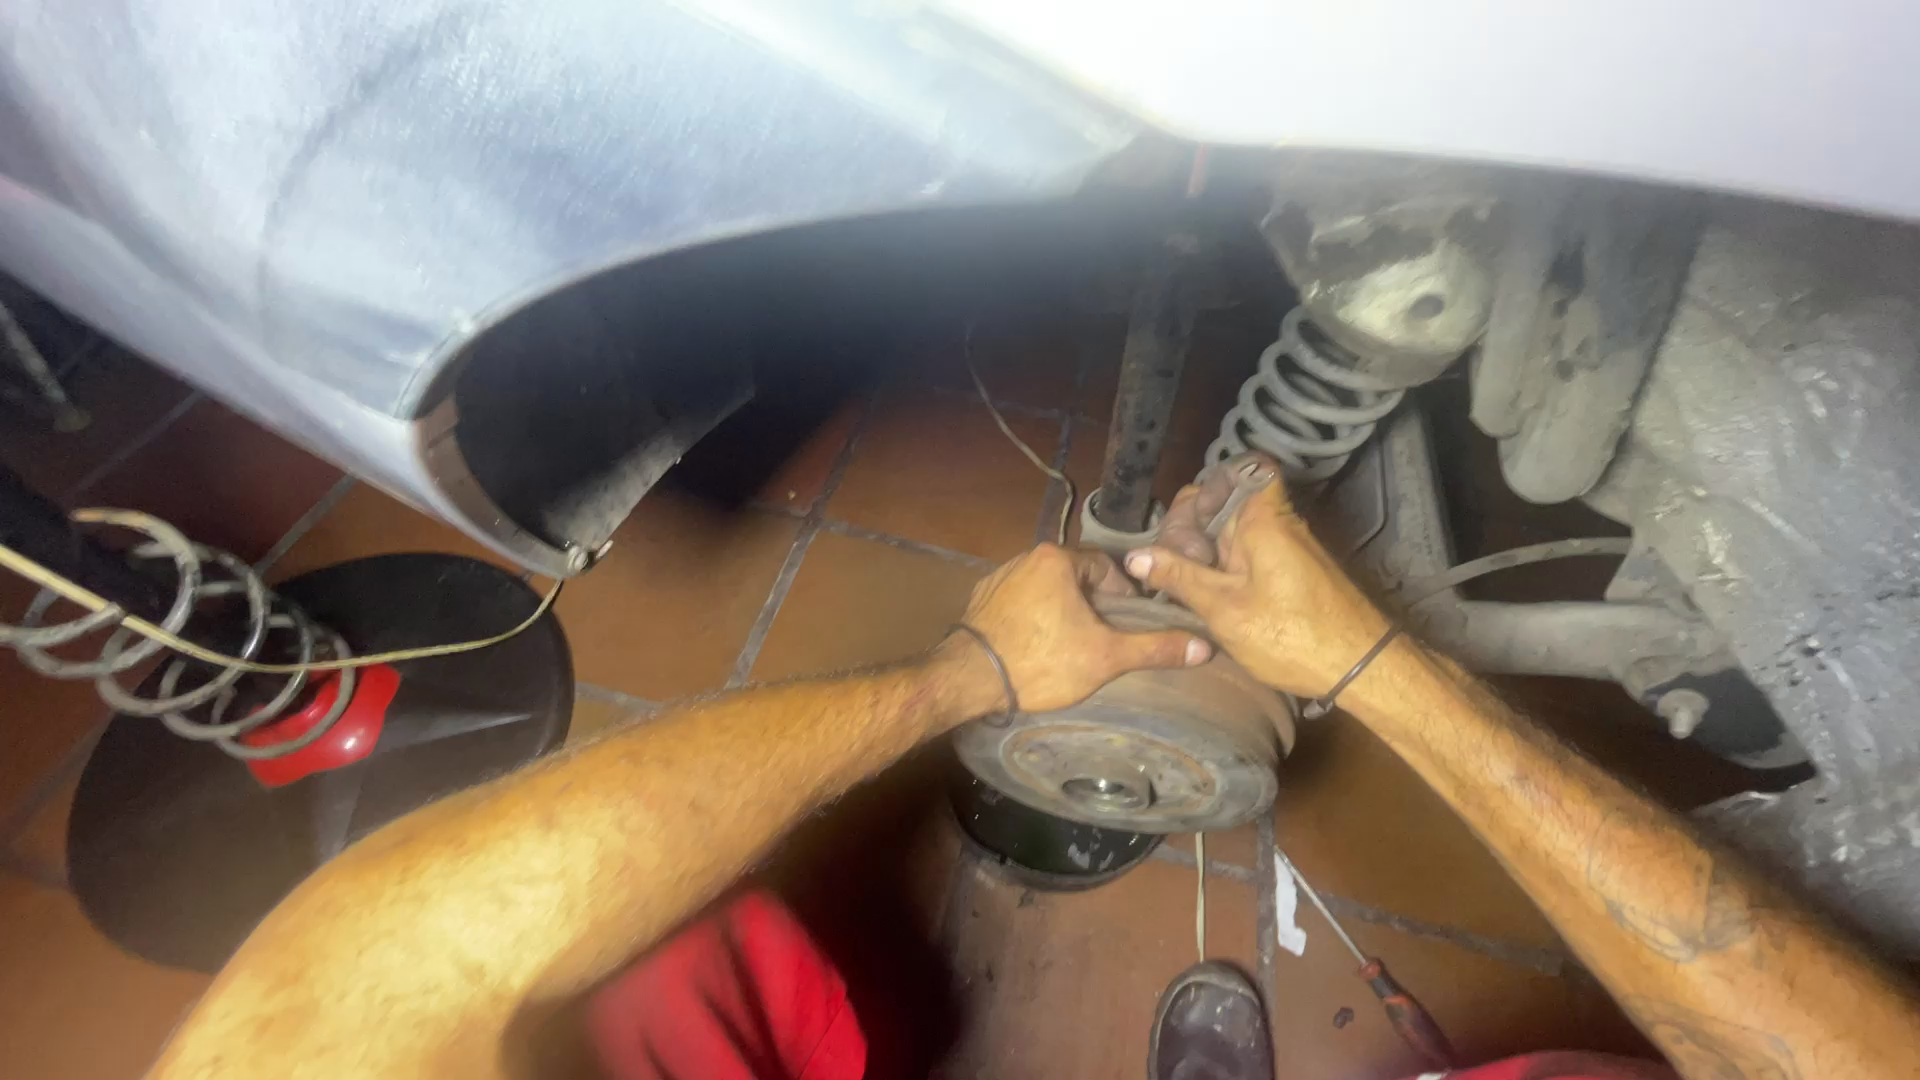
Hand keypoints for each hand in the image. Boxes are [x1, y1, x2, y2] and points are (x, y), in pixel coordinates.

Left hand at [941, 543, 1211, 719]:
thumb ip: (1154, 648)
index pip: (1105, 566)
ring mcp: (1000, 577)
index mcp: (1057, 559)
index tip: (1131, 621)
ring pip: (1047, 588)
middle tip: (1105, 636)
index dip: (1123, 594)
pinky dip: (1035, 616)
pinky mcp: (981, 598)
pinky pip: (1020, 600)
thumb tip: (1204, 646)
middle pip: (1075, 575)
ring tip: (1074, 642)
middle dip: (1093, 602)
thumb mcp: (1105, 656)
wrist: (969, 678)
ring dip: (1064, 608)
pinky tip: (1038, 643)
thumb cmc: (1041, 661)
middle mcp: (1026, 557)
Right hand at [1122, 454, 1394, 703]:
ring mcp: (1282, 545)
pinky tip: (1202, 592)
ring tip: (1180, 583)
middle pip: (1224, 497)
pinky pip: (1243, 550)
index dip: (1211, 481)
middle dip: (1190, 522)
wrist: (1362, 668)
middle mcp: (1275, 522)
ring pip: (1230, 527)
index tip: (1186, 517)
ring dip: (1201, 548)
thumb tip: (1134, 557)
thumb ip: (1179, 578)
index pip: (1244, 466)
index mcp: (1262, 518)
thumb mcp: (1224, 609)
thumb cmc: (1293, 637)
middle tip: (1170, 561)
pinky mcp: (1286, 569)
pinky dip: (1220, 564)